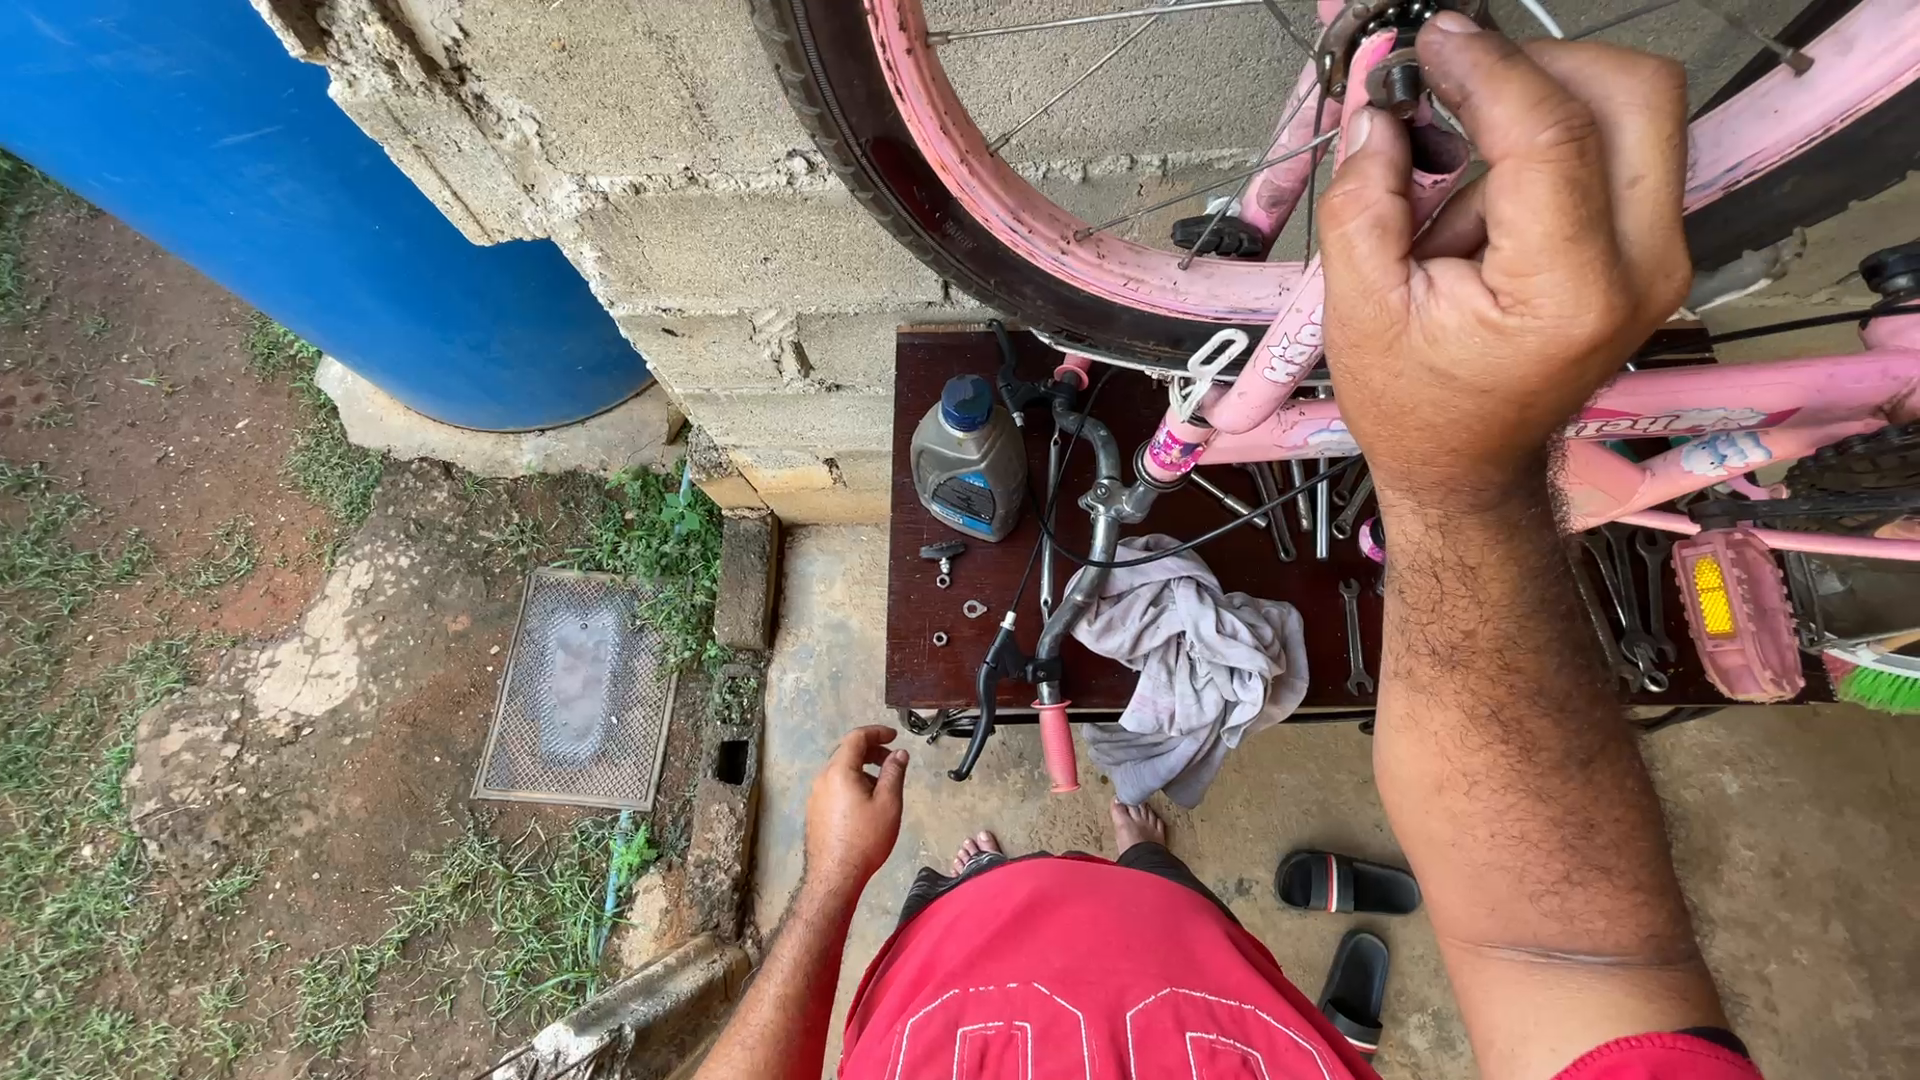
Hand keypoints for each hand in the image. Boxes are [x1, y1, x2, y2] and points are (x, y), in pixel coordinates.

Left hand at [803, 725, 909, 895]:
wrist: (835, 877)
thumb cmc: (865, 839)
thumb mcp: (888, 803)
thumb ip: (894, 772)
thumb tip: (899, 753)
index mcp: (839, 771)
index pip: (856, 738)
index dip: (877, 732)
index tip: (894, 737)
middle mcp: (822, 778)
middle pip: (846, 752)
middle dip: (871, 751)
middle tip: (892, 761)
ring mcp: (815, 795)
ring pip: (840, 770)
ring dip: (862, 769)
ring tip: (882, 786)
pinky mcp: (814, 811)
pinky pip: (834, 786)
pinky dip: (851, 782)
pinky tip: (865, 803)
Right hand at [1319, 13, 1690, 511]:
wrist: (1462, 465)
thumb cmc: (1412, 408)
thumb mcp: (1358, 315)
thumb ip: (1361, 209)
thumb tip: (1376, 121)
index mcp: (1566, 291)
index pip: (1550, 135)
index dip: (1487, 71)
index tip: (1434, 41)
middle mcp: (1641, 266)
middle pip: (1630, 94)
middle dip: (1535, 67)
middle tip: (1453, 83)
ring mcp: (1658, 257)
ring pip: (1628, 117)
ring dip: (1527, 124)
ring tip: (1446, 208)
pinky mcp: (1648, 252)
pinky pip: (1613, 157)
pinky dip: (1540, 156)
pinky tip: (1477, 218)